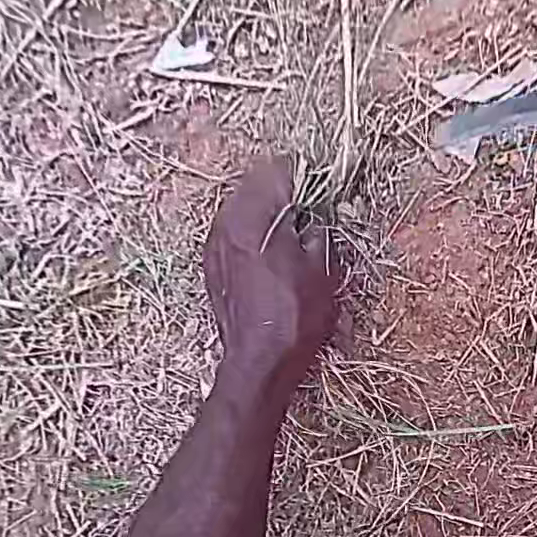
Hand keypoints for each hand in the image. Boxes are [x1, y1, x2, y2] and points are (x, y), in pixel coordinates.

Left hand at [201, 158, 338, 393]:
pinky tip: (274, 268)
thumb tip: (319, 216)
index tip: (322, 195)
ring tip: (294, 246)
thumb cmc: (294, 319)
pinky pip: (236, 242)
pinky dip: (256, 245)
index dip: (306, 180)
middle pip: (256, 190)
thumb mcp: (322, 271)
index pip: (277, 171)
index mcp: (250, 216)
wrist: (260, 365)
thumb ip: (320, 231)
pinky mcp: (213, 272)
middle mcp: (225, 225)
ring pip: (244, 216)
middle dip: (285, 200)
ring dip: (269, 223)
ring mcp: (214, 249)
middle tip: (311, 220)